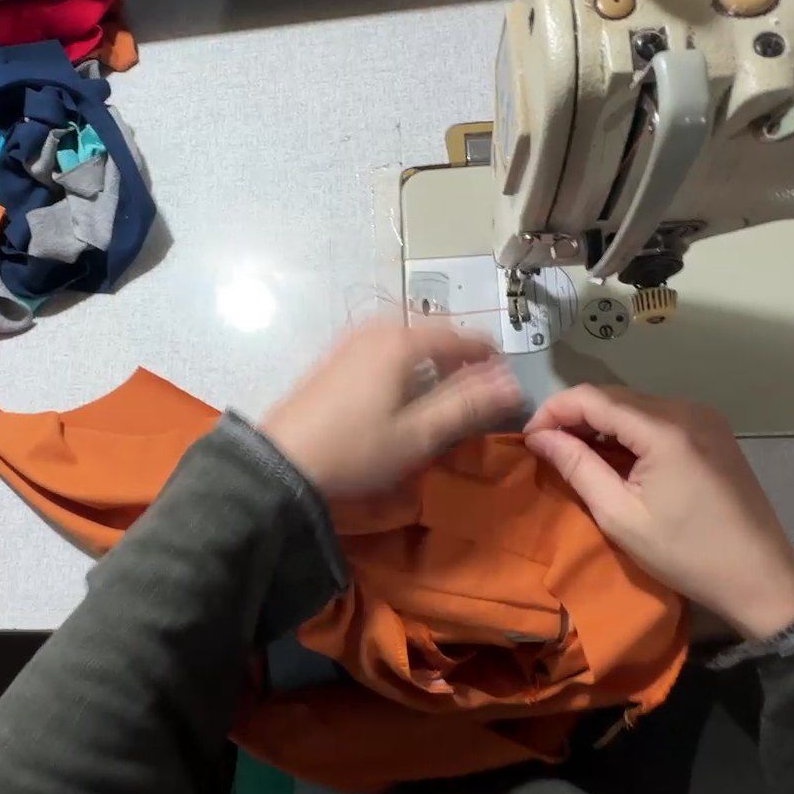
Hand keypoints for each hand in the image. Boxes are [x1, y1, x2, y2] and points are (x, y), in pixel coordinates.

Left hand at [262, 326, 521, 496]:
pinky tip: (399, 393)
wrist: (282, 462)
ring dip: (428, 359)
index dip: (486, 354)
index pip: (459, 336)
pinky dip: (401, 363)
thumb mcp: (417, 434)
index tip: (504, 375)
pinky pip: (381, 349)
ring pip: (404, 340)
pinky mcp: (333, 359)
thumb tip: (511, 384)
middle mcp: (375, 331)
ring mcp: (349, 342)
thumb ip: (466, 405)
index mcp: (401, 342)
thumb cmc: (356, 450)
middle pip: (430, 333)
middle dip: (457, 355)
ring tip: (440, 391)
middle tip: (474, 386)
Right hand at [524, 385, 793, 640]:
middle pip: (611, 395)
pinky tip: (615, 456)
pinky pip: (654, 415)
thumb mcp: (619, 516)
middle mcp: (685, 410)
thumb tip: (538, 437)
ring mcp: (703, 417)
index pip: (591, 397)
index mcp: (663, 429)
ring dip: (598, 422)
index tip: (529, 440)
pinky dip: (626, 428)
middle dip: (572, 416)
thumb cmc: (685, 553)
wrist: (761, 577)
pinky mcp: (711, 430)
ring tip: (575, 454)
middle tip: (547, 449)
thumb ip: (577, 467)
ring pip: (632, 402)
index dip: (552, 411)